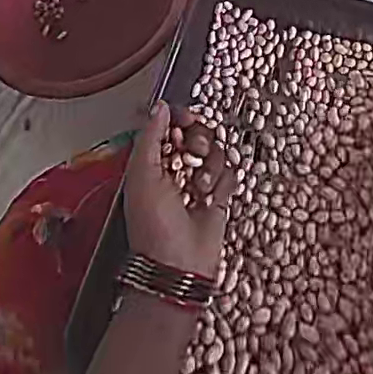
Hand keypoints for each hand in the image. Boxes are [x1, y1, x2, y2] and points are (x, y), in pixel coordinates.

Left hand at [124, 100, 238, 276]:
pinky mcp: (219, 195)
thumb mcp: (143, 174)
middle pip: (197, 133)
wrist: (179, 267)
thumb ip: (150, 136)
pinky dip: (222, 184)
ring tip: (200, 187)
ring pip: (216, 151)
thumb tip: (160, 106)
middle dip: (198, 141)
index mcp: (153, 159)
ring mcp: (199, 181)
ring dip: (210, 166)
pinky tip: (211, 199)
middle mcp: (177, 167)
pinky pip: (230, 173)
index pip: (171, 124)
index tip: (187, 120)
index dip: (180, 118)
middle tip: (194, 154)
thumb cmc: (153, 224)